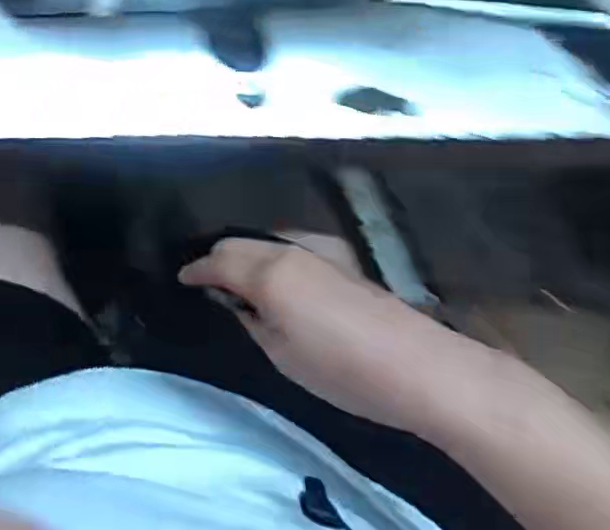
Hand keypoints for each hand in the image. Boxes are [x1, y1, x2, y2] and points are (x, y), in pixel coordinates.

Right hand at [179, 237, 513, 436]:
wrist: (426, 370)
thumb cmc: (345, 370)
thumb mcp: (282, 356)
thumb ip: (251, 320)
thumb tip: (237, 303)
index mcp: (265, 274)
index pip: (214, 262)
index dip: (194, 271)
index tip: (182, 279)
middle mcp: (285, 252)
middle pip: (234, 242)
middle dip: (215, 258)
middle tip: (209, 280)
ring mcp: (316, 251)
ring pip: (261, 239)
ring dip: (244, 253)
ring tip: (240, 276)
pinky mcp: (341, 259)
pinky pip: (289, 245)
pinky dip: (270, 253)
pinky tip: (280, 272)